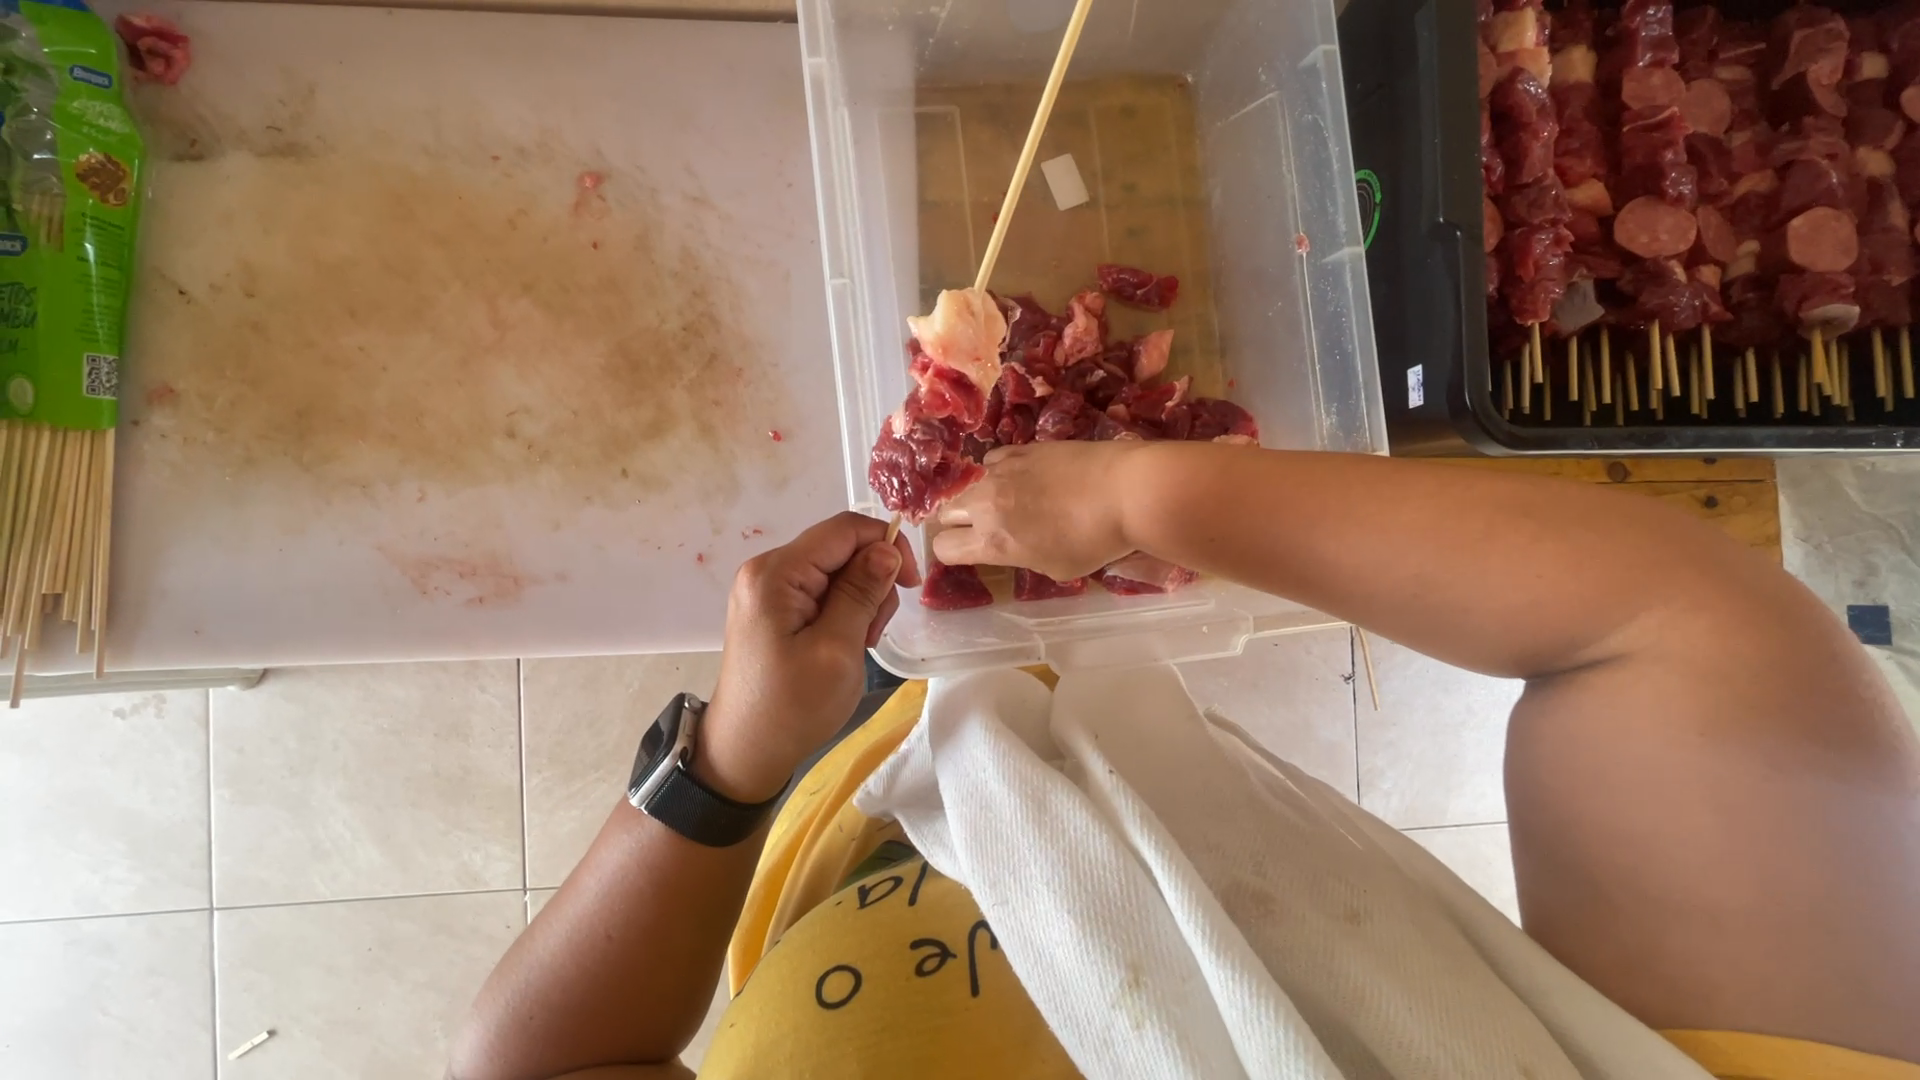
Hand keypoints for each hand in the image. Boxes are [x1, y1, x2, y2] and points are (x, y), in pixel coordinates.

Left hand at [698, 512, 921, 803]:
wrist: (745, 753)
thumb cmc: (792, 706)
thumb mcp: (837, 649)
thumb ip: (862, 592)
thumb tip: (887, 547)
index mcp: (777, 573)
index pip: (845, 529)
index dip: (886, 544)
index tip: (911, 585)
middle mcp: (767, 569)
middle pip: (841, 548)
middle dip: (871, 582)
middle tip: (871, 634)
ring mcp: (768, 589)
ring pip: (836, 570)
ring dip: (859, 601)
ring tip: (855, 646)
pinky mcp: (773, 608)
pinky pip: (821, 591)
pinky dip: (842, 612)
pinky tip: (842, 644)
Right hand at [932, 440, 1147, 580]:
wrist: (1126, 491)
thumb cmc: (1096, 541)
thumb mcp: (1055, 568)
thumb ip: (1022, 556)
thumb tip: (1016, 544)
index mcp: (993, 542)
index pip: (943, 548)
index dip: (953, 552)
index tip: (970, 552)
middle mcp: (986, 504)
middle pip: (945, 512)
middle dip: (958, 522)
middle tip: (983, 528)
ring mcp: (1001, 472)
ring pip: (968, 484)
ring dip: (979, 495)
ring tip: (1008, 501)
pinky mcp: (1020, 449)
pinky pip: (993, 461)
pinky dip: (1000, 472)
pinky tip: (1025, 477)